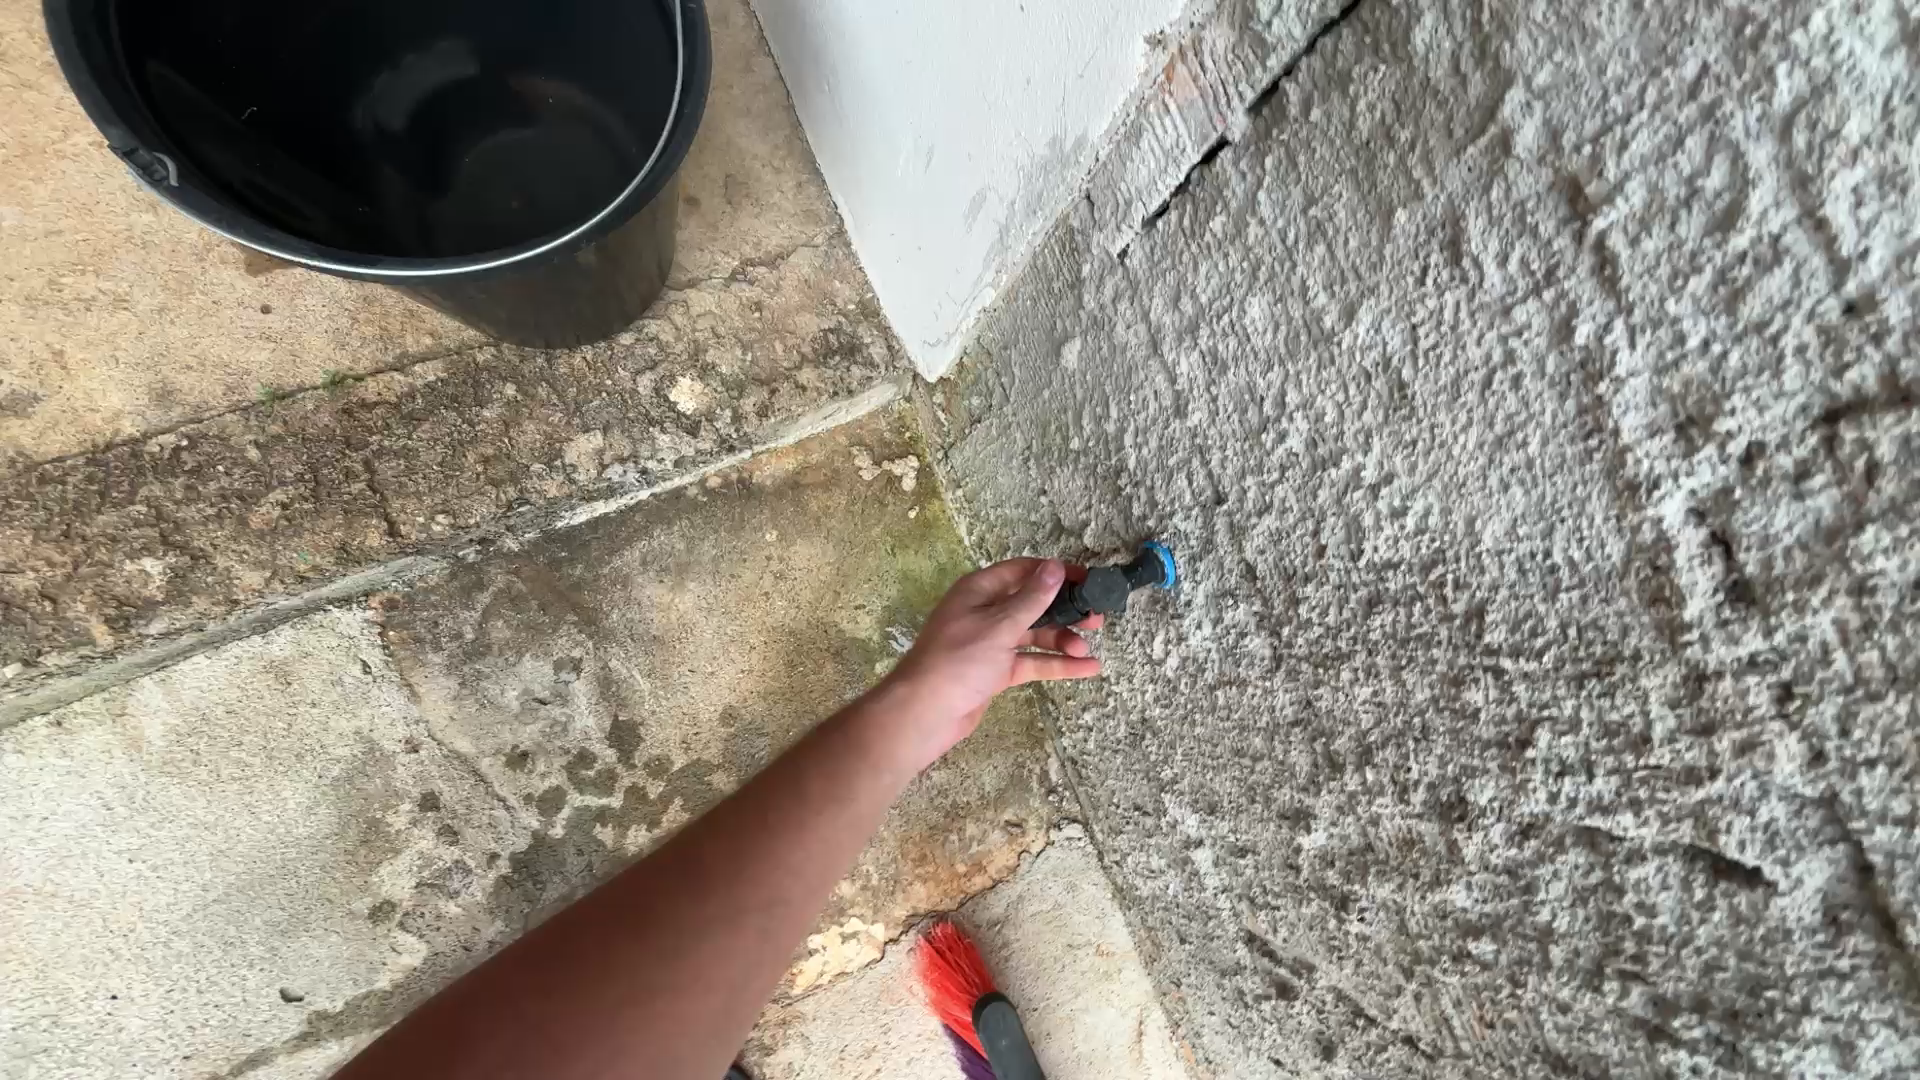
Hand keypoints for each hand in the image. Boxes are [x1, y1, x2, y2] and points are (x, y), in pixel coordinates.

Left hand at [879, 558, 1103, 767]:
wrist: (925, 712)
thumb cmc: (958, 660)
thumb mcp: (999, 625)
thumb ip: (1031, 598)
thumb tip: (1055, 566)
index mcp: (979, 590)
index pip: (1023, 571)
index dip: (1055, 573)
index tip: (1088, 581)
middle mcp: (985, 611)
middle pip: (1032, 603)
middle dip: (1064, 610)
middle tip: (1096, 618)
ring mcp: (991, 642)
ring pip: (1034, 634)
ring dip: (1061, 639)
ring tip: (1086, 649)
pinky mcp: (996, 670)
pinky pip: (1031, 660)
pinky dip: (1055, 663)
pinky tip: (1086, 668)